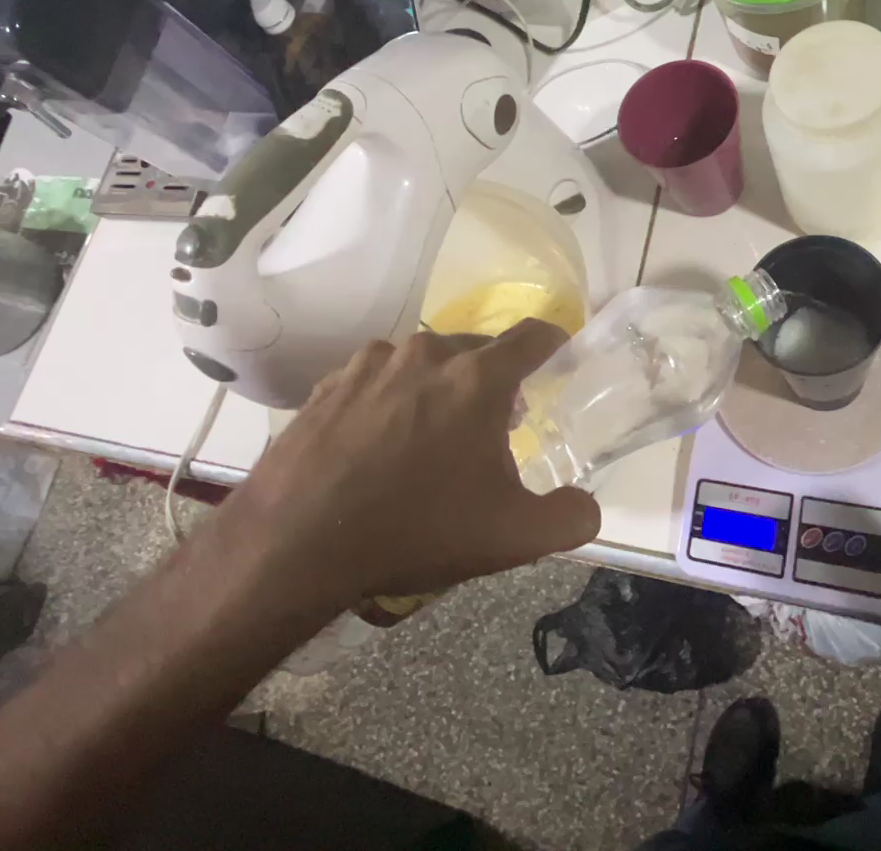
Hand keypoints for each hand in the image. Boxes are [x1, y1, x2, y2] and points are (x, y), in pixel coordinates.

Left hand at [209, 320, 600, 618]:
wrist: (294, 543)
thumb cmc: (417, 529)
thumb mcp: (513, 537)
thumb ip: (570, 518)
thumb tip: (587, 508)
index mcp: (477, 378)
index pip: (533, 336)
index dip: (555, 343)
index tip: (561, 359)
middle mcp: (425, 354)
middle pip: (478, 350)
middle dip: (496, 380)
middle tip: (497, 425)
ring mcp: (369, 364)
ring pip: (424, 363)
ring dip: (441, 388)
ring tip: (433, 438)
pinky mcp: (327, 384)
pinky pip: (378, 379)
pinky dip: (392, 400)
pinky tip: (381, 445)